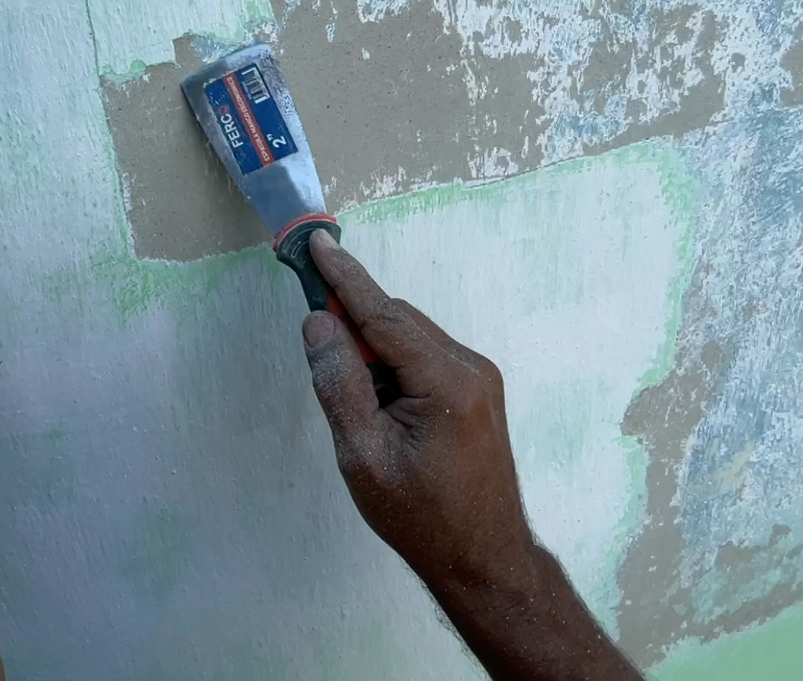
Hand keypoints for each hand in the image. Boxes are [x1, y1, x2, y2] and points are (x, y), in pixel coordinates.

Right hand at [299, 230, 535, 592]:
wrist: (485, 561)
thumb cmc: (420, 516)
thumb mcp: (362, 454)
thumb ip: (338, 382)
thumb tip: (319, 321)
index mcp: (446, 381)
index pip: (383, 314)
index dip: (345, 277)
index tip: (318, 242)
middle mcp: (469, 366)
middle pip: (396, 321)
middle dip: (353, 323)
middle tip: (318, 345)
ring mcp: (478, 375)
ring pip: (408, 334)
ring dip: (372, 348)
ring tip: (360, 402)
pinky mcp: (476, 387)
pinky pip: (422, 353)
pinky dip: (392, 362)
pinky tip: (382, 403)